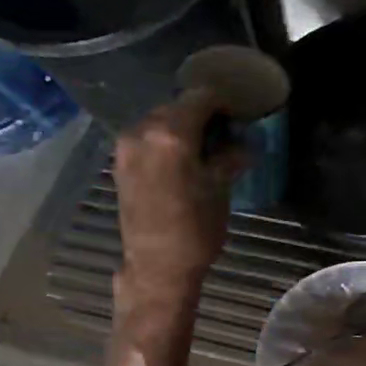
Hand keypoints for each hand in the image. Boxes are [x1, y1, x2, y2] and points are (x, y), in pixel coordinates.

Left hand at [112, 91, 238, 303]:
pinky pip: (147, 138)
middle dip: (202, 113)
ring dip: (183, 127)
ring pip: (160, 121)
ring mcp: (126, 146)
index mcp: (171, 135)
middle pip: (177, 106)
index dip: (223, 100)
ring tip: (206, 145)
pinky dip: (166, 141)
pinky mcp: (120, 163)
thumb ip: (229, 158)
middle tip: (226, 130)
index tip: (239, 112)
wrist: (157, 268)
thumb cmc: (195, 231)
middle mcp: (142, 131)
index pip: (200, 97)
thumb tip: (244, 145)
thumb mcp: (220, 191)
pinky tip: (184, 158)